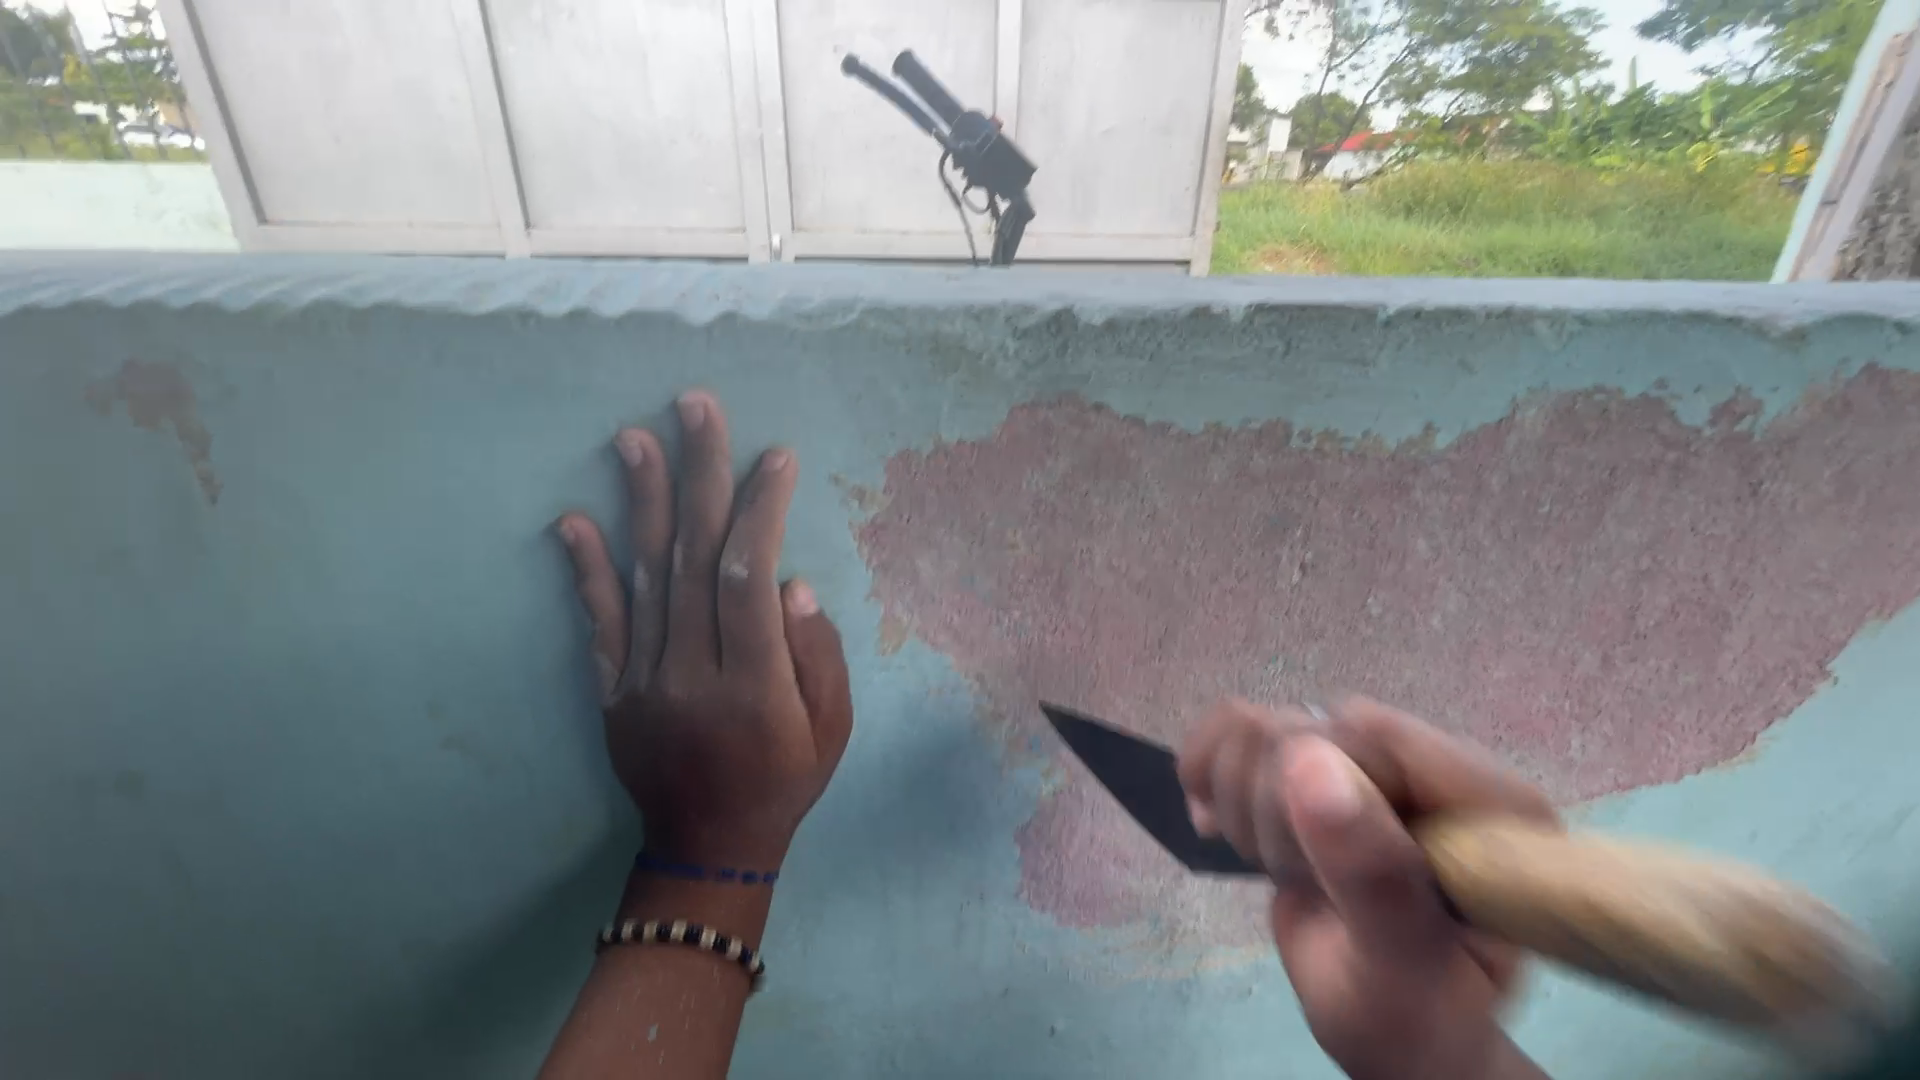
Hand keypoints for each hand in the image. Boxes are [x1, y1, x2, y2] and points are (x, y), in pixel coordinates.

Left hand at [556, 390, 852, 867]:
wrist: (709, 846)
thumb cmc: (786, 780)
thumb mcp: (832, 728)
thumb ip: (817, 656)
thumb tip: (792, 585)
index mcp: (753, 682)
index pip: (748, 578)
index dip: (761, 510)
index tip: (776, 456)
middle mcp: (689, 671)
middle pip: (692, 558)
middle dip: (700, 475)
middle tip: (696, 407)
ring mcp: (642, 680)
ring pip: (643, 577)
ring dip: (641, 501)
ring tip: (635, 437)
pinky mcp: (612, 690)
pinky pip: (598, 624)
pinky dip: (586, 570)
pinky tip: (573, 521)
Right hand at [1178, 696, 1558, 1079]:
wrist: (1388, 1027)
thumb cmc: (1410, 1013)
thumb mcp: (1399, 965)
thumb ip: (1369, 872)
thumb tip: (1308, 759)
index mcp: (1482, 799)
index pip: (1370, 731)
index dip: (1315, 789)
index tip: (1309, 863)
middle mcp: (1422, 762)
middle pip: (1301, 728)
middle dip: (1274, 814)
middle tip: (1299, 881)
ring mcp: (1362, 757)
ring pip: (1255, 726)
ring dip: (1239, 804)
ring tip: (1276, 864)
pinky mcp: (1311, 761)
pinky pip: (1230, 727)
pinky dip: (1204, 772)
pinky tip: (1216, 824)